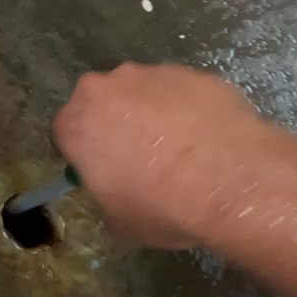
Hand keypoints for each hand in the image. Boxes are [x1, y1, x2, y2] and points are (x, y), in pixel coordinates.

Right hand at [50, 63, 281, 247]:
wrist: (230, 180)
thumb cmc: (164, 206)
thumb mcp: (123, 224)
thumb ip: (107, 203)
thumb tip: (116, 203)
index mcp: (75, 124)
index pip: (67, 133)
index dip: (86, 153)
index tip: (107, 172)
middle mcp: (101, 89)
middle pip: (101, 103)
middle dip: (116, 124)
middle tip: (144, 158)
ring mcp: (146, 74)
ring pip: (140, 92)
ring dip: (153, 113)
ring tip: (185, 149)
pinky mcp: (187, 72)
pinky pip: (180, 91)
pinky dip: (188, 109)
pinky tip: (211, 138)